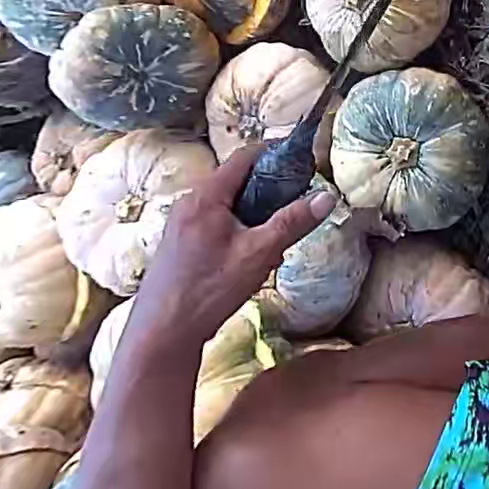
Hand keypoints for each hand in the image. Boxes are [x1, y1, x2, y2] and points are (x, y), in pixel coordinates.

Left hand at [125, 145, 335, 351]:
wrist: (160, 337)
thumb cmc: (208, 290)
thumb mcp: (259, 253)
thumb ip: (293, 222)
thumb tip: (327, 197)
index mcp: (205, 197)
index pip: (245, 156)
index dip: (276, 152)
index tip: (303, 160)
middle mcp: (190, 203)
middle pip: (238, 178)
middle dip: (270, 186)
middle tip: (297, 200)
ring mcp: (182, 224)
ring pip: (230, 202)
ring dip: (257, 210)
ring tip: (278, 233)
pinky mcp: (181, 243)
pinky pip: (218, 219)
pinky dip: (242, 225)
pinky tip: (254, 253)